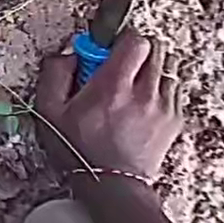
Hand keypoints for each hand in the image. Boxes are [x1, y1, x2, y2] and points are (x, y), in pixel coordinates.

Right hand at [33, 29, 181, 181]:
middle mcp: (144, 92)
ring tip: (129, 82)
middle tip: (115, 65)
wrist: (112, 184)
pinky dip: (159, 85)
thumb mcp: (49, 110)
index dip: (119, 38)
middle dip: (135, 49)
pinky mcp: (175, 118)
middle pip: (156, 47)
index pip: (134, 41)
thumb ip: (55, 73)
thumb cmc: (77, 147)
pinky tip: (139, 100)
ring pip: (168, 65)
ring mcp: (164, 106)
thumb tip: (68, 52)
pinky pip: (174, 87)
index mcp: (112, 87)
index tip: (103, 50)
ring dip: (149, 66)